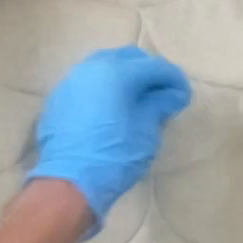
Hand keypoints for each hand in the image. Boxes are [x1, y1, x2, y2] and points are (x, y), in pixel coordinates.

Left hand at [29, 47, 190, 226]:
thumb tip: (170, 94)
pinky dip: (104, 90)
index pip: (154, 66)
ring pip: (104, 68)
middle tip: (161, 95)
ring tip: (136, 101)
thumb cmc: (115, 157)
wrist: (69, 183)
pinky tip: (111, 110)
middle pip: (128, 59)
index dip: (174, 80)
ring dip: (124, 78)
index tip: (183, 97)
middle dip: (148, 73)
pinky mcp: (59, 99)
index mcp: (117, 72)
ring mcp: (72, 82)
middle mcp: (91, 68)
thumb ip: (159, 105)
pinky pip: (88, 84)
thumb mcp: (146, 132)